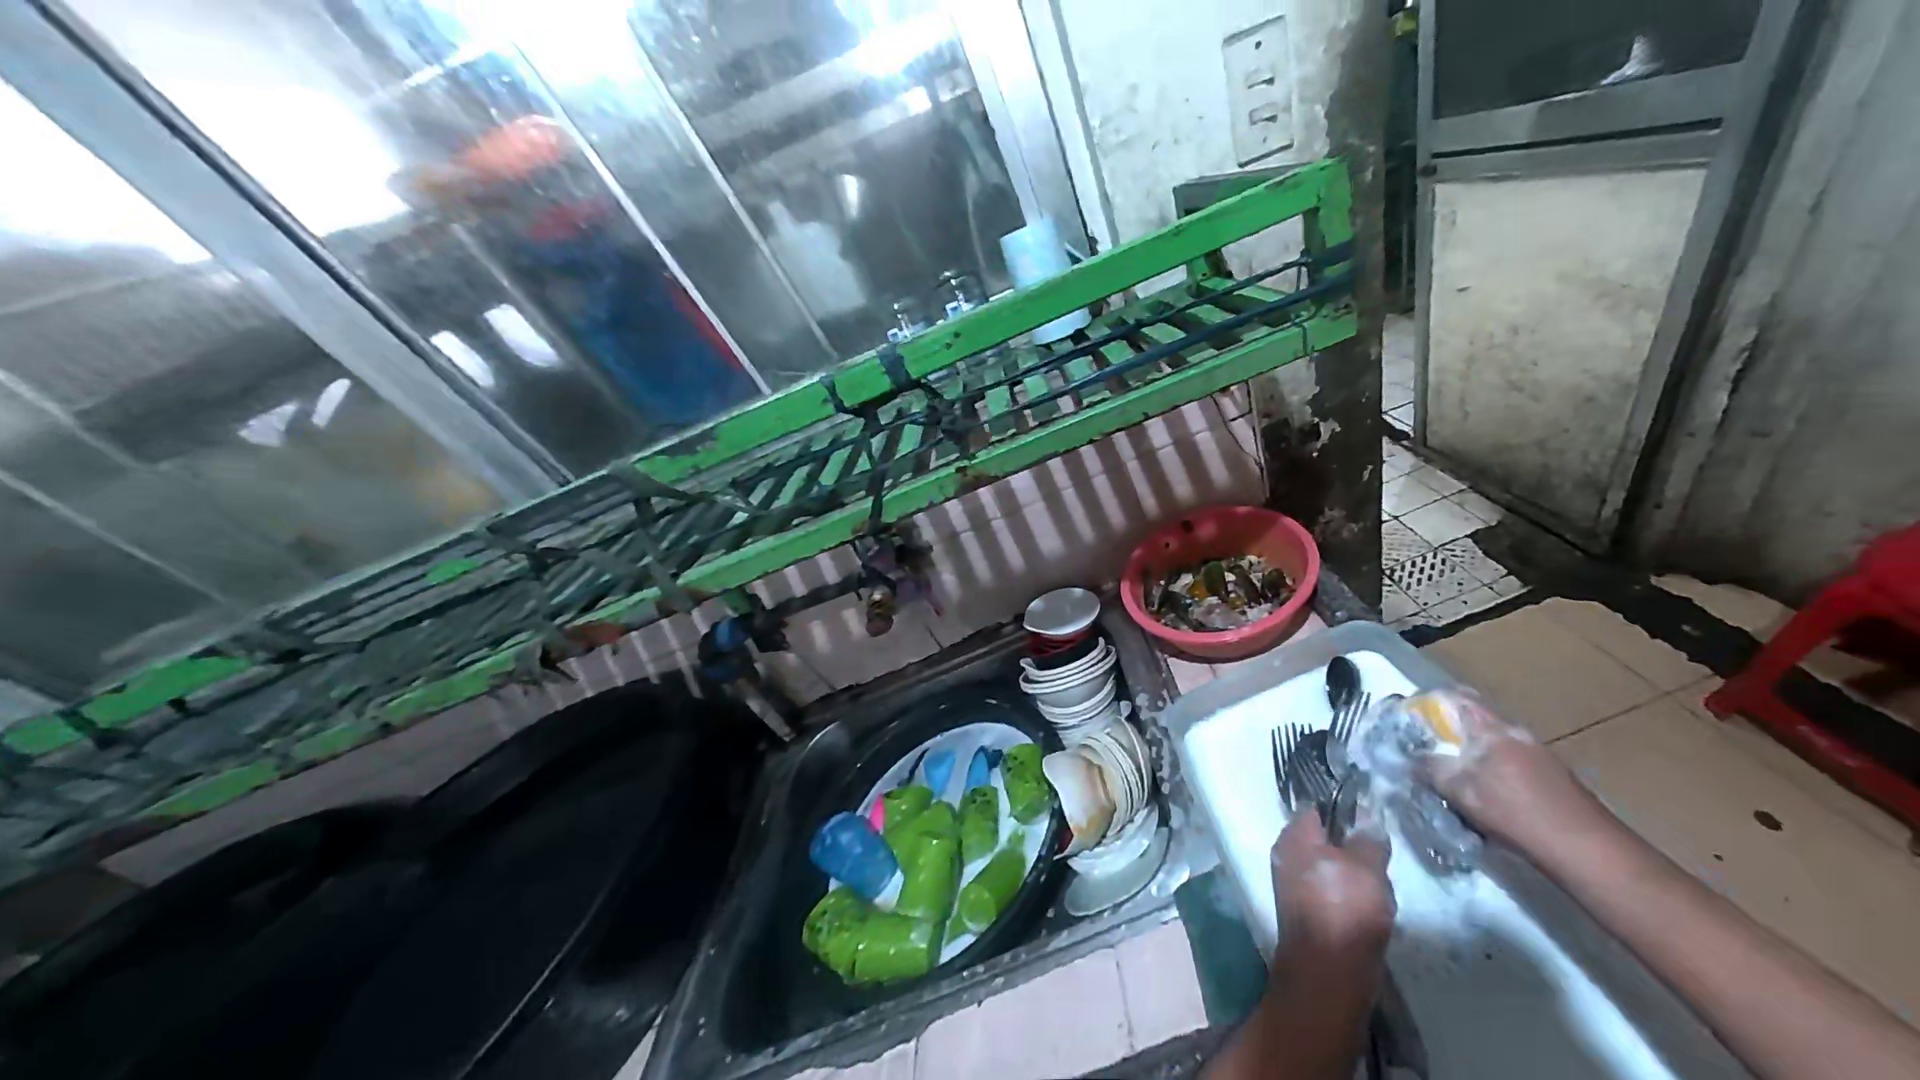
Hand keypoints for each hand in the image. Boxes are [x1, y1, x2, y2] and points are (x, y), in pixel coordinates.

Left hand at [1271, 811, 1394, 963]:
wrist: (1328, 968)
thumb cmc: (1345, 907)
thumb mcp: (1367, 866)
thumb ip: (1367, 839)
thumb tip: (1367, 819)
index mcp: (1293, 836)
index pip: (1314, 807)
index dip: (1340, 805)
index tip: (1367, 811)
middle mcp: (1285, 854)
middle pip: (1321, 837)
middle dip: (1349, 844)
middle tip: (1379, 853)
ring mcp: (1291, 883)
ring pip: (1326, 865)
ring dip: (1351, 872)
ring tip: (1378, 882)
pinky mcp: (1303, 909)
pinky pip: (1327, 889)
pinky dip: (1346, 894)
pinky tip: (1369, 906)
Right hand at [1414, 691, 1609, 850]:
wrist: (1589, 851)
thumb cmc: (1516, 813)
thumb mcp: (1459, 791)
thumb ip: (1428, 767)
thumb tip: (1405, 756)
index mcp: (1493, 729)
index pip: (1456, 697)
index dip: (1429, 703)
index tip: (1409, 719)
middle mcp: (1518, 734)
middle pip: (1475, 722)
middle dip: (1448, 735)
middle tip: (1426, 754)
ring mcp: (1541, 756)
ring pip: (1494, 745)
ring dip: (1473, 756)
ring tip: (1456, 780)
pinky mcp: (1555, 778)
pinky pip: (1512, 763)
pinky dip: (1494, 773)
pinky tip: (1489, 797)